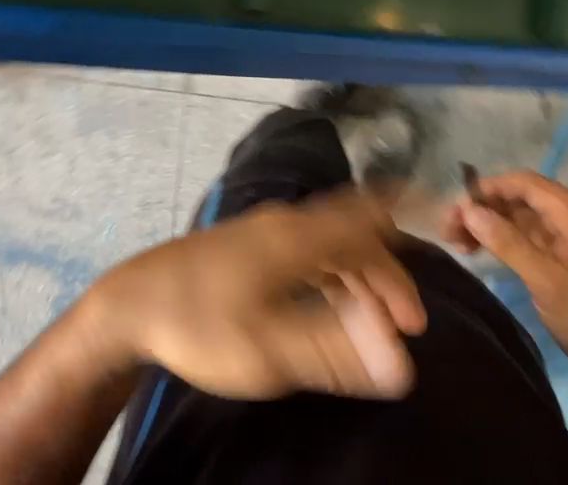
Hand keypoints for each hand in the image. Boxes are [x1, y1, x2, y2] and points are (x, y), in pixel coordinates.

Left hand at [80, 190, 427, 399]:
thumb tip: (403, 361)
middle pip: (353, 232)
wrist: (127, 305)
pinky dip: (333, 272)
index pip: (366, 211)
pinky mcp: (245, 248)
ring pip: (329, 242)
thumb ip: (336, 351)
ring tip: (375, 320)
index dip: (406, 206)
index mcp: (297, 237)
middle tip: (409, 322)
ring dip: (359, 274)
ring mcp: (262, 233)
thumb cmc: (197, 325)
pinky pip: (307, 250)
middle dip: (387, 271)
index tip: (440, 209)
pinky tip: (329, 302)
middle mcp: (285, 225)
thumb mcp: (267, 350)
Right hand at [442, 171, 567, 377]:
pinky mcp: (566, 256)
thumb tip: (468, 209)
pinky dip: (504, 239)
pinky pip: (529, 235)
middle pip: (520, 197)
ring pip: (521, 216)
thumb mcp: (547, 283)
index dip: (487, 188)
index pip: (524, 182)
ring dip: (490, 224)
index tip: (455, 207)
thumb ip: (508, 243)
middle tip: (448, 230)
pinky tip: (481, 251)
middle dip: (483, 208)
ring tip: (458, 243)